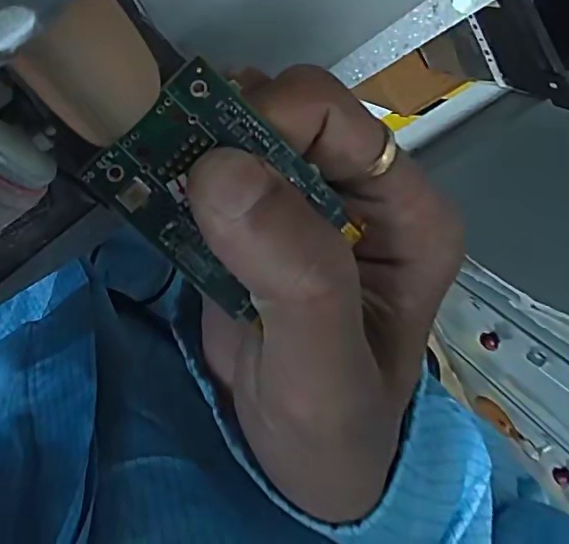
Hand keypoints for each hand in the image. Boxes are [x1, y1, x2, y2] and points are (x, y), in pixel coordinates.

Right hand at [186, 66, 464, 523]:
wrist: (298, 462)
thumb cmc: (330, 430)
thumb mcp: (321, 371)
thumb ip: (292, 273)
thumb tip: (223, 166)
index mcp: (403, 208)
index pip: (330, 115)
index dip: (266, 124)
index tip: (211, 172)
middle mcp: (359, 184)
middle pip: (283, 105)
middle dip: (226, 129)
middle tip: (182, 177)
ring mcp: (305, 190)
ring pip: (244, 119)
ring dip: (198, 141)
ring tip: (172, 186)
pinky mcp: (259, 205)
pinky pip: (216, 154)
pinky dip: (182, 162)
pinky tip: (165, 193)